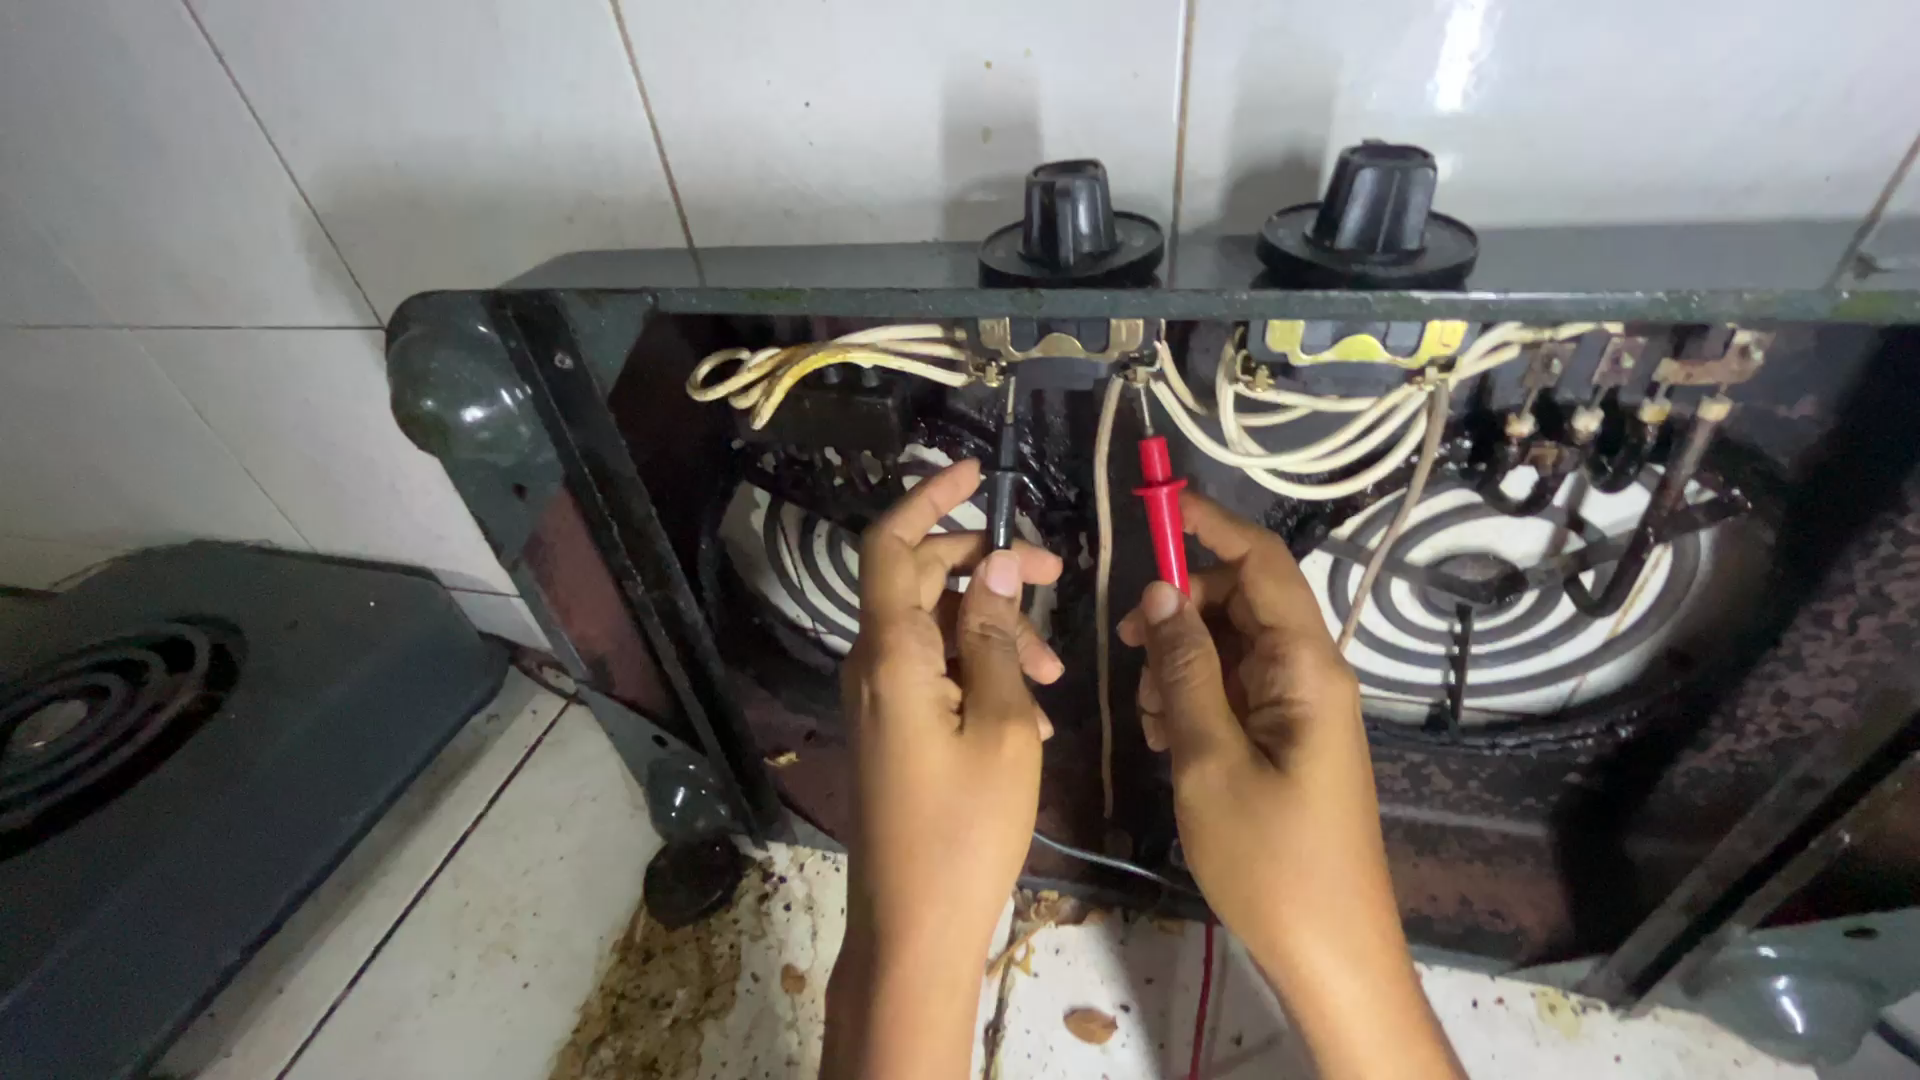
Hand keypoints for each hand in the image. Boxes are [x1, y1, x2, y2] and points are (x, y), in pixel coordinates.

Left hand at [825, 459, 1061, 1079]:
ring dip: (995, 629)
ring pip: (938, 625)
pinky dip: (981, 669)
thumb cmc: (967, 829)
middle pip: (922, 577)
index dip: (929, 498)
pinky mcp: (894, 723)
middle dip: (987, 566)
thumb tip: (993, 565)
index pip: (892, 544)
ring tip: (1055, 674)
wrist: (914, 926)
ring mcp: (880, 694)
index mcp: (891, 652)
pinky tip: (1031, 708)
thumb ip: (993, 636)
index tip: (977, 472)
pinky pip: (937, 669)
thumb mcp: (1003, 724)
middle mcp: (873, 662)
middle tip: (1051, 574)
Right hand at [1117, 492, 1461, 1079]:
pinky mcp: (1280, 736)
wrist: (1328, 954)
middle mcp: (1306, 674)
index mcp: (1305, 668)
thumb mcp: (1210, 758)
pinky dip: (1191, 696)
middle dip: (1179, 612)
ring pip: (1226, 646)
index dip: (1212, 526)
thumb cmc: (1271, 859)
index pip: (1262, 564)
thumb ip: (1185, 669)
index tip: (1157, 505)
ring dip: (1178, 662)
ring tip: (1152, 717)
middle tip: (1129, 647)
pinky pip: (1229, 688)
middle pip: (1237, 602)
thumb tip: (1161, 593)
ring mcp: (1294, 707)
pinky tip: (1167, 737)